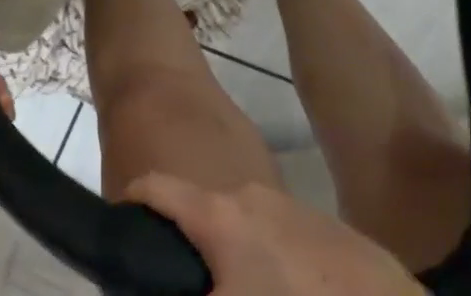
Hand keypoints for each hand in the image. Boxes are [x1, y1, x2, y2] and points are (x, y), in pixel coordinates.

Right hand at [127, 174, 424, 295]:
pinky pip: (296, 242)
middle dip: (194, 245)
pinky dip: (285, 264)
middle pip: (203, 210)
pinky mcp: (344, 234)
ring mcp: (301, 211)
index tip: (126, 233)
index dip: (130, 204)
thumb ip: (180, 287)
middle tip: (200, 282)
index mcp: (218, 215)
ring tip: (252, 293)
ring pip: (251, 226)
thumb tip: (153, 283)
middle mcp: (253, 198)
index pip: (152, 186)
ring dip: (242, 255)